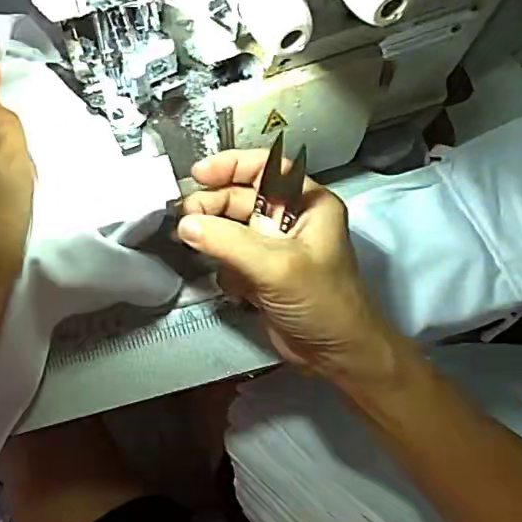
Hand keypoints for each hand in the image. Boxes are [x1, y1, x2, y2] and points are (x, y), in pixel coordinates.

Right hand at [175, 150, 403, 381]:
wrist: (336, 355)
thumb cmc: (321, 303)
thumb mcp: (276, 266)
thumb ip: (228, 242)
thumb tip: (186, 225)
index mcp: (308, 204)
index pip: (267, 168)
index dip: (232, 165)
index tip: (199, 173)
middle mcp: (290, 220)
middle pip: (241, 197)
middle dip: (212, 205)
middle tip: (184, 218)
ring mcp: (274, 248)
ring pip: (231, 228)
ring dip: (210, 235)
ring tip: (188, 241)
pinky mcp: (261, 274)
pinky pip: (230, 257)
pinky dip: (220, 265)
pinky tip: (224, 281)